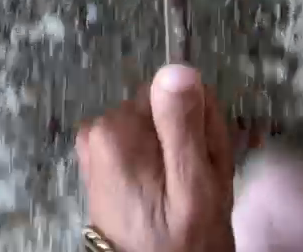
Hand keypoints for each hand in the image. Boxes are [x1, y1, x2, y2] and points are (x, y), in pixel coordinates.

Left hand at [76, 65, 233, 251]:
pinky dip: (164, 166)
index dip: (199, 125)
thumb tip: (177, 67)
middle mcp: (98, 128)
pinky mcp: (101, 161)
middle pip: (165, 109)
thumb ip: (183, 125)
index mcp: (116, 127)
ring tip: (185, 197)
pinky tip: (171, 197)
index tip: (205, 161)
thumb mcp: (193, 187)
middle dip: (190, 141)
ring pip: (159, 127)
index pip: (175, 92)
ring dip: (180, 156)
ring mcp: (97, 145)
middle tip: (199, 185)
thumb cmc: (179, 245)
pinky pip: (145, 145)